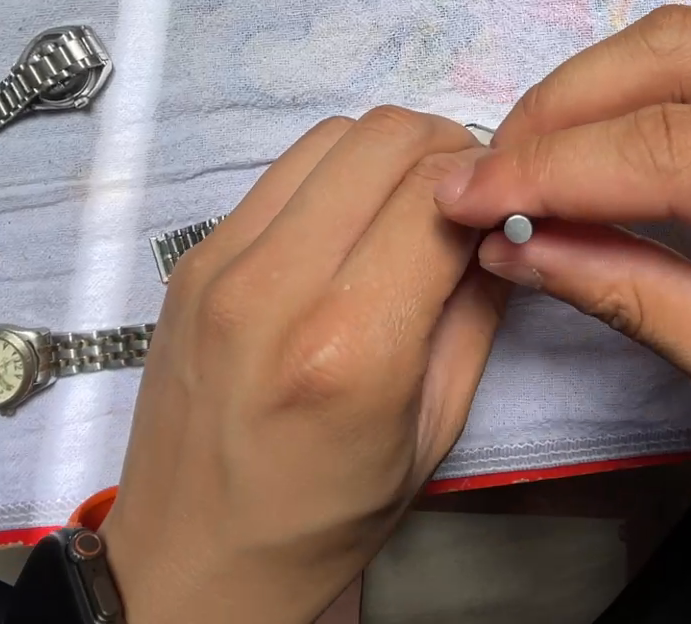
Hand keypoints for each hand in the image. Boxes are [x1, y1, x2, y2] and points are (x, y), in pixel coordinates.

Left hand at [101, 111, 507, 623]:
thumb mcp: (438, 424)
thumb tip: (496, 219)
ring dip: (389, 150)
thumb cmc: (330, 512)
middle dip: (444, 146)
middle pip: (384, 136)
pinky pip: (284, 169)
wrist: (191, 557)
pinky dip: (336, 172)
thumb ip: (478, 305)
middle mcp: (276, 284)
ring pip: (332, 133)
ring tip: (409, 196)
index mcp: (351, 345)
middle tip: (463, 188)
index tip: (499, 199)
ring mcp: (220, 260)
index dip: (484, 182)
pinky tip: (349, 217)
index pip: (436, 196)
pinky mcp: (193, 253)